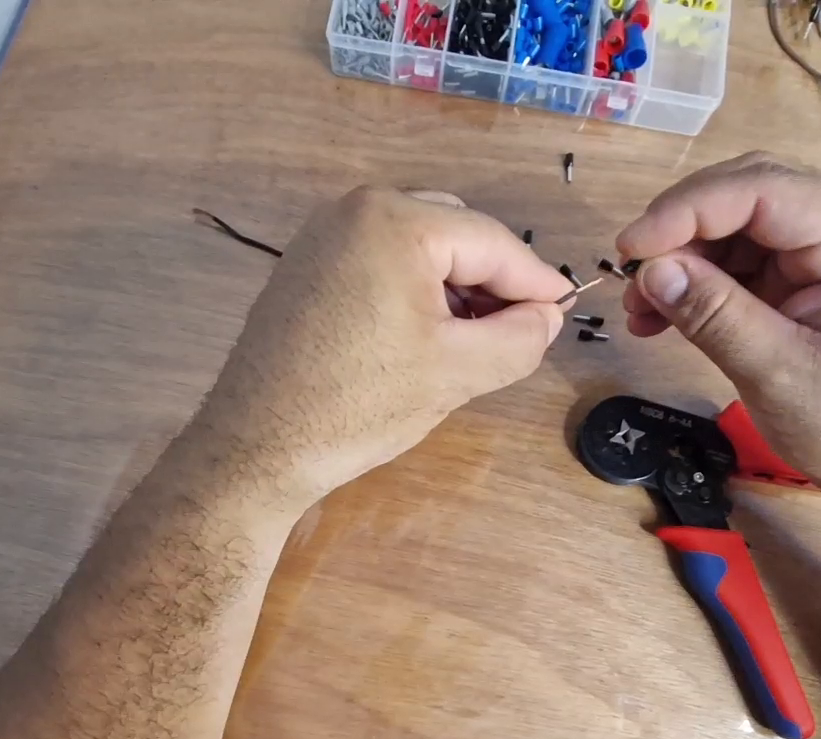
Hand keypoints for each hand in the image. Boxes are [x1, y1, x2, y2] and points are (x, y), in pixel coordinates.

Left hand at [191, 187, 567, 510]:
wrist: (255, 447)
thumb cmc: (357, 406)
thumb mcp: (455, 373)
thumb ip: (519, 339)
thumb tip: (548, 316)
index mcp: (394, 220)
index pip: (491, 242)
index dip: (535, 280)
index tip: (564, 309)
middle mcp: (353, 210)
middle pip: (454, 237)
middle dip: (491, 285)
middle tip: (515, 334)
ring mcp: (321, 238)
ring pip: (417, 252)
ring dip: (454, 292)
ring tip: (471, 344)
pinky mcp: (305, 270)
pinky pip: (379, 267)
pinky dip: (413, 295)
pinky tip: (422, 340)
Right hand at [616, 153, 820, 511]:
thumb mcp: (780, 374)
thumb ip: (716, 316)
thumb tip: (648, 272)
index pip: (767, 193)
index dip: (689, 210)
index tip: (629, 247)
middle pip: (751, 198)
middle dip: (683, 231)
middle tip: (631, 276)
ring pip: (738, 233)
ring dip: (682, 262)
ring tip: (640, 309)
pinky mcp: (804, 289)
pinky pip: (741, 270)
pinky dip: (697, 288)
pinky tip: (661, 317)